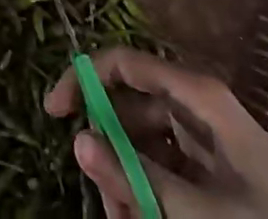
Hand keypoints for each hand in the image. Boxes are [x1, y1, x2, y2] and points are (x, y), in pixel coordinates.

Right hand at [45, 48, 267, 218]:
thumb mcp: (199, 210)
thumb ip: (136, 177)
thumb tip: (75, 140)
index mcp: (195, 95)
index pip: (121, 63)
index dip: (82, 79)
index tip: (53, 113)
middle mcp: (195, 106)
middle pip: (128, 109)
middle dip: (108, 152)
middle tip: (108, 205)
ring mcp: (204, 137)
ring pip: (142, 144)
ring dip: (128, 182)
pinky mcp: (213, 168)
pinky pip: (164, 168)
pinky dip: (149, 194)